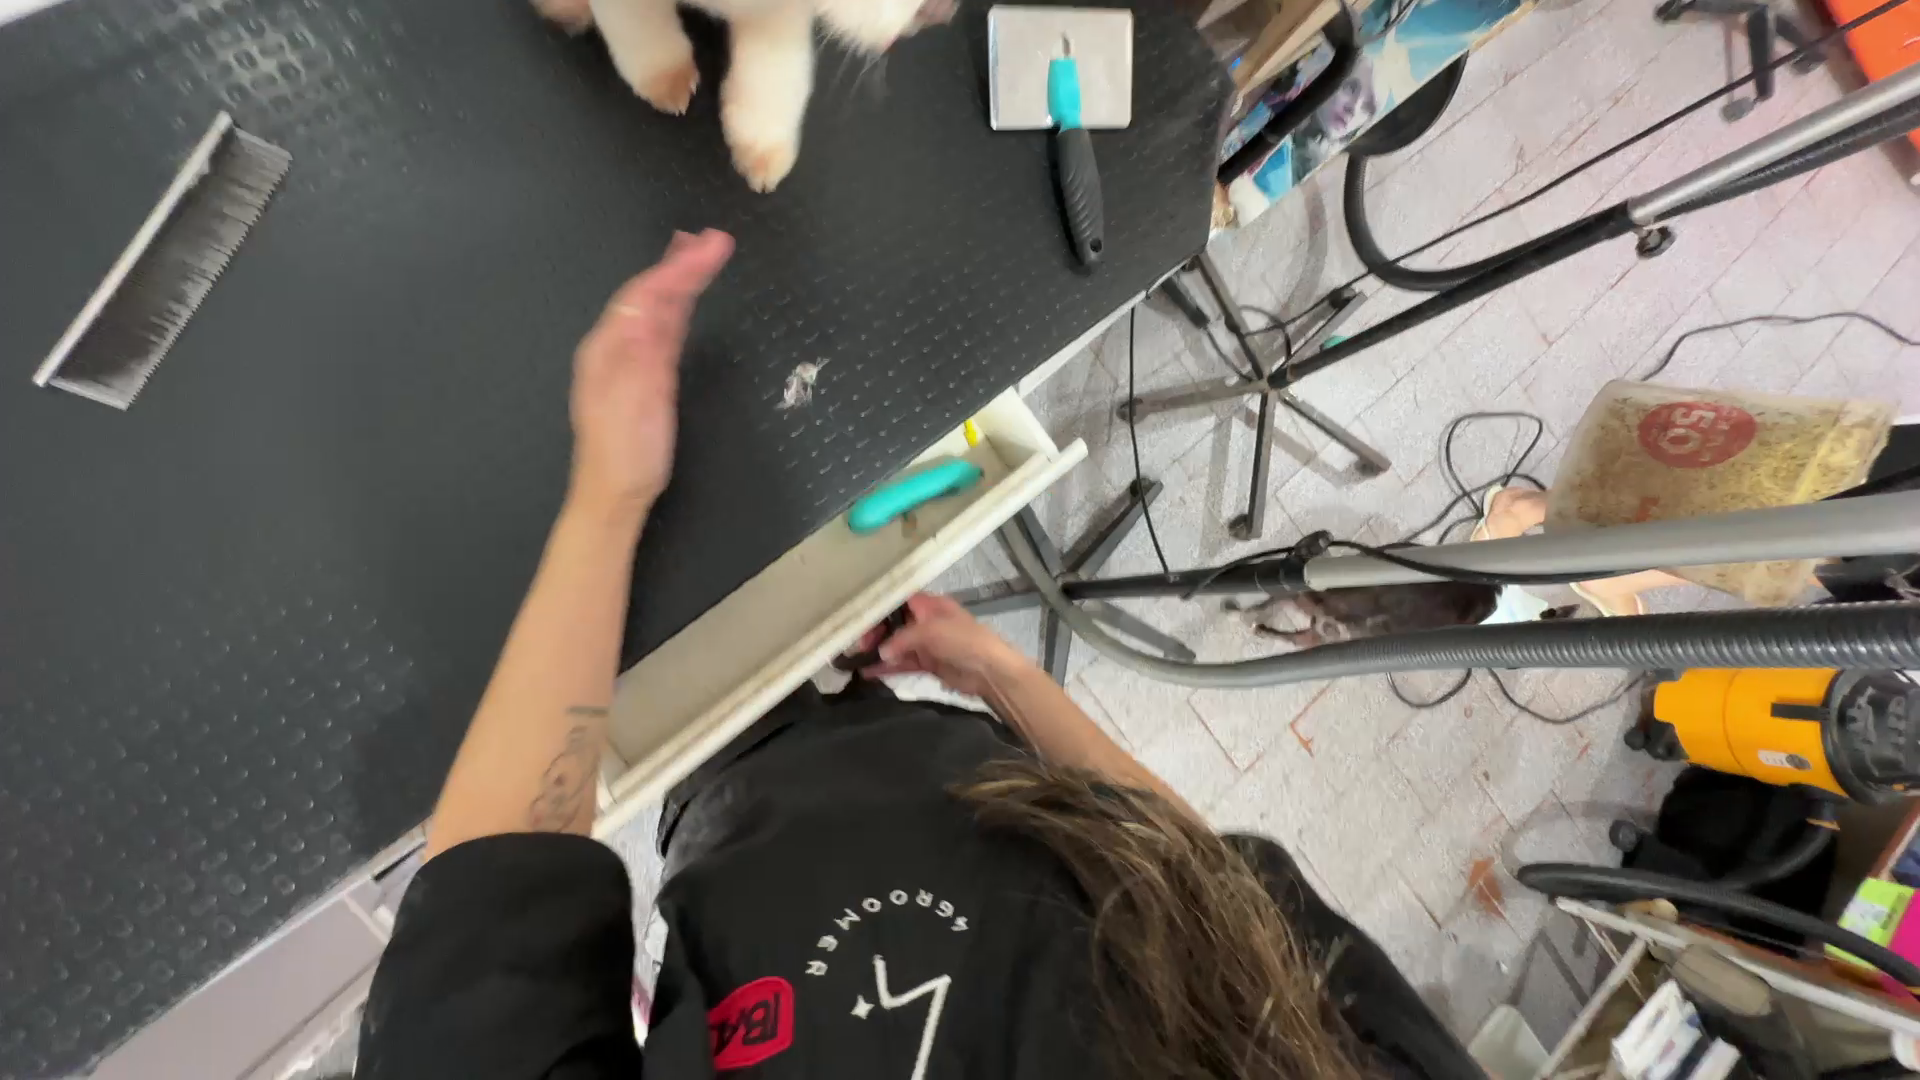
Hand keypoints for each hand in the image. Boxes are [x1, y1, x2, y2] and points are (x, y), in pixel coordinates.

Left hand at [567, 229, 733, 522]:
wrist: (614, 495)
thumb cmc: (626, 454)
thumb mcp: (635, 404)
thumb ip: (642, 353)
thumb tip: (652, 306)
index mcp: (610, 348)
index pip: (647, 295)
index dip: (680, 267)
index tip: (714, 245)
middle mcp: (617, 346)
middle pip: (649, 295)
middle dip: (680, 264)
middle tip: (711, 239)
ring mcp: (631, 362)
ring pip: (656, 310)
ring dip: (678, 280)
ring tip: (698, 254)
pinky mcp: (647, 378)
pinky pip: (662, 333)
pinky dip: (676, 309)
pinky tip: (684, 299)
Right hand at [859, 593, 1031, 698]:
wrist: (989, 670)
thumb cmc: (962, 640)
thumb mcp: (931, 631)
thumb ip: (902, 638)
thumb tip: (880, 652)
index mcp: (929, 605)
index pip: (897, 601)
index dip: (879, 609)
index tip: (861, 622)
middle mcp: (925, 620)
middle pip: (893, 623)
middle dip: (874, 632)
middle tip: (858, 646)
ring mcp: (926, 643)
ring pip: (895, 644)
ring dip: (877, 651)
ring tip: (855, 659)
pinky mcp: (928, 663)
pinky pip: (902, 662)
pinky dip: (886, 667)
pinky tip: (867, 672)